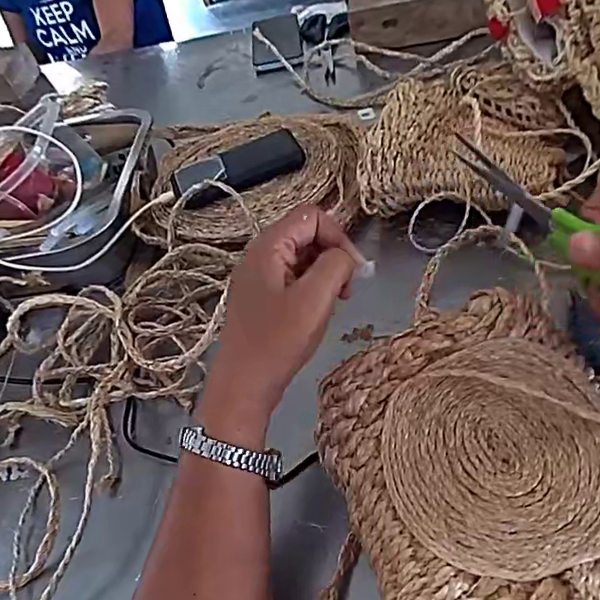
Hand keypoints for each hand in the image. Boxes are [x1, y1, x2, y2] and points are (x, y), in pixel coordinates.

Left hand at [201, 206, 361, 437]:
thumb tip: (347, 256)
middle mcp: (259, 256)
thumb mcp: (314, 299)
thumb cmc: (278, 342)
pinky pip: (293, 280)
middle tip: (347, 290)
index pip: (311, 216)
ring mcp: (258, 278)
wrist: (244, 384)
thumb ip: (336, 265)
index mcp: (268, 247)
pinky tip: (317, 313)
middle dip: (333, 256)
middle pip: (306, 234)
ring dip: (325, 275)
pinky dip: (312, 290)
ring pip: (302, 258)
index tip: (355, 270)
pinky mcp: (261, 299)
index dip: (339, 236)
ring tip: (335, 303)